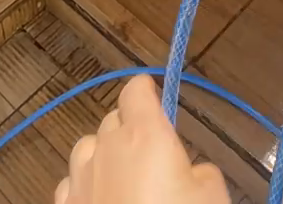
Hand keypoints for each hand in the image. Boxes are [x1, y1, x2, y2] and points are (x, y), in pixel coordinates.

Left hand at [55, 75, 230, 203]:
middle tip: (152, 154)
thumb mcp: (212, 194)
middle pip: (112, 118)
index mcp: (144, 134)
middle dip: (130, 128)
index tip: (157, 101)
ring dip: (102, 154)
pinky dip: (83, 187)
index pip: (136, 90)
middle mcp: (106, 148)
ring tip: (122, 178)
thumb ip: (200, 171)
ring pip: (86, 148)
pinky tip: (99, 203)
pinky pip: (70, 185)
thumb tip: (187, 172)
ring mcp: (78, 181)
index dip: (146, 92)